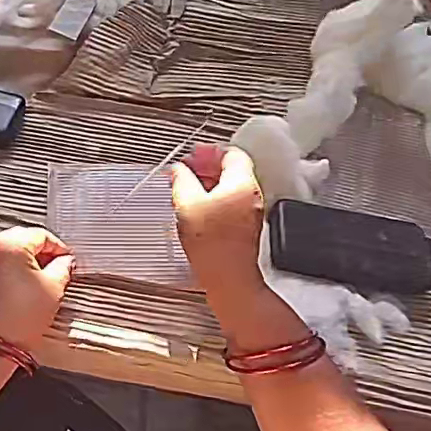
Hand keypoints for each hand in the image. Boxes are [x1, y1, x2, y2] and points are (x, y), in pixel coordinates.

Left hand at [0, 227, 75, 349]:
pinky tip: (25, 287)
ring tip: (42, 279)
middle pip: (24, 239)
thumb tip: (64, 262)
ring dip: (27, 261)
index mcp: (11, 244)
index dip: (59, 248)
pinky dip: (13, 270)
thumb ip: (63, 267)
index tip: (67, 260)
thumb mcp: (54, 287)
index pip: (42, 235)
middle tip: (57, 267)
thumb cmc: (20, 317)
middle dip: (42, 252)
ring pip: (10, 252)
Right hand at [171, 145, 267, 299]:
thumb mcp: (186, 204)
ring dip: (212, 184)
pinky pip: (232, 204)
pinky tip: (200, 209)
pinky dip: (217, 200)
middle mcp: (252, 195)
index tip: (194, 155)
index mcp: (242, 183)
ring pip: (232, 187)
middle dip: (209, 166)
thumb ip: (181, 180)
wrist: (230, 279)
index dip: (209, 151)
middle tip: (189, 170)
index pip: (231, 153)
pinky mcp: (247, 228)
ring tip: (190, 189)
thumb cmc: (214, 246)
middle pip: (233, 169)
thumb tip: (178, 171)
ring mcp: (252, 212)